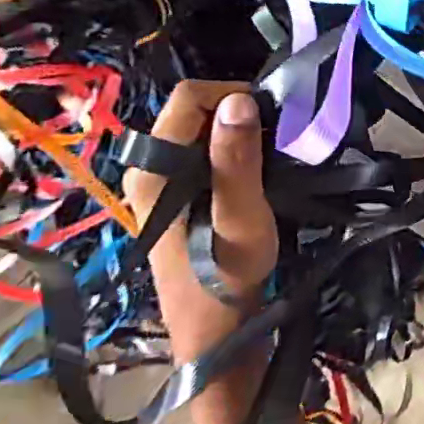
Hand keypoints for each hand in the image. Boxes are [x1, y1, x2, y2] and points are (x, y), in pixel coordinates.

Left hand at [123, 80, 277, 361]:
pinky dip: (231, 152)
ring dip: (236, 134)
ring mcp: (159, 182)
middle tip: (275, 139)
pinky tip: (253, 173)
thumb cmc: (227, 272)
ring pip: (200, 131)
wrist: (217, 329)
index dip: (232, 95)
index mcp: (155, 168)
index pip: (189, 97)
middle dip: (236, 115)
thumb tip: (240, 100)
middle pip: (192, 111)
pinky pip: (202, 153)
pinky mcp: (174, 195)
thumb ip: (236, 158)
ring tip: (268, 155)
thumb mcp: (240, 214)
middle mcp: (148, 168)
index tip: (271, 117)